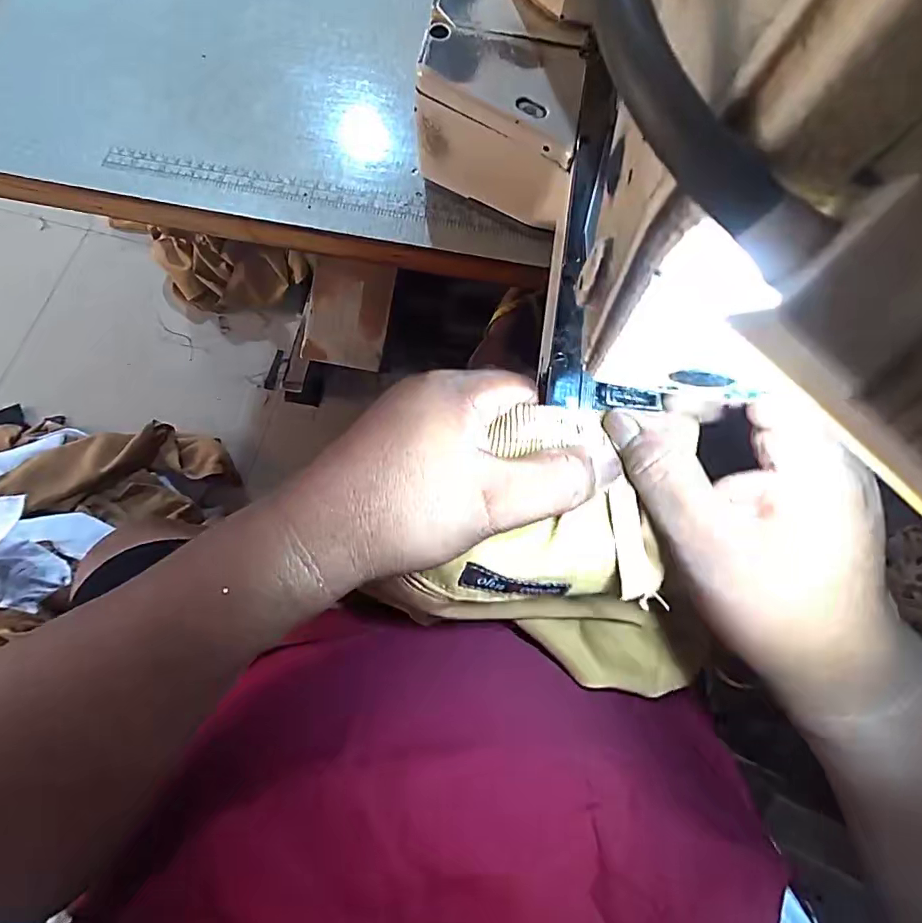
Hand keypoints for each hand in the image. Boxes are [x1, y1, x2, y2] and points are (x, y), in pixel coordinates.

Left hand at [265, 370, 619, 588]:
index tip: (564, 460)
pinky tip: (450, 493)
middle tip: (534, 483)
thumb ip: (555, 481)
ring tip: (497, 493)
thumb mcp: (494, 501)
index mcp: (457, 388)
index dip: (553, 422)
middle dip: (521, 440)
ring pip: (465, 423)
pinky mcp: (381, 436)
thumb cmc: (409, 511)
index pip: (526, 388)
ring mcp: (399, 409)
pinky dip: (456, 459)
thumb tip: (605, 461)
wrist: (316, 536)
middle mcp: (427, 386)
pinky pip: (437, 436)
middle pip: (496, 404)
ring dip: (487, 453)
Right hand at [605, 398, 903, 716]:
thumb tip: (622, 420)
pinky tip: (712, 497)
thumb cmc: (773, 609)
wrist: (841, 676)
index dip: (694, 401)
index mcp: (815, 454)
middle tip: (655, 450)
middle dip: (700, 426)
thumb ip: (662, 476)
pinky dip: (736, 471)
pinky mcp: (829, 503)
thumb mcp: (705, 541)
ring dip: (715, 449)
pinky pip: (775, 466)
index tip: (651, 425)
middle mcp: (834, 455)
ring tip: (675, 471)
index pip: (745, 392)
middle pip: (754, 413)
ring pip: (762, 440)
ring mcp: (837, 480)